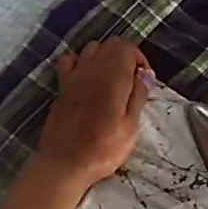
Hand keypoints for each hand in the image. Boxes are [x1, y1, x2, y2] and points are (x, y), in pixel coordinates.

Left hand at [36, 39, 153, 188]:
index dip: (140, 59)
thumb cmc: (103, 150)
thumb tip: (144, 75)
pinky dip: (81, 61)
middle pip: (110, 44)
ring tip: (113, 79)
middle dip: (126, 56)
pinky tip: (87, 77)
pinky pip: (70, 60)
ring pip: (92, 48)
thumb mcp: (130, 128)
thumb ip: (138, 97)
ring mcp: (73, 77)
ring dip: (106, 56)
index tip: (145, 80)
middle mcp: (91, 71)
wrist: (65, 164)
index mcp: (112, 79)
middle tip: (133, 80)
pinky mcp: (62, 87)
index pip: (127, 48)